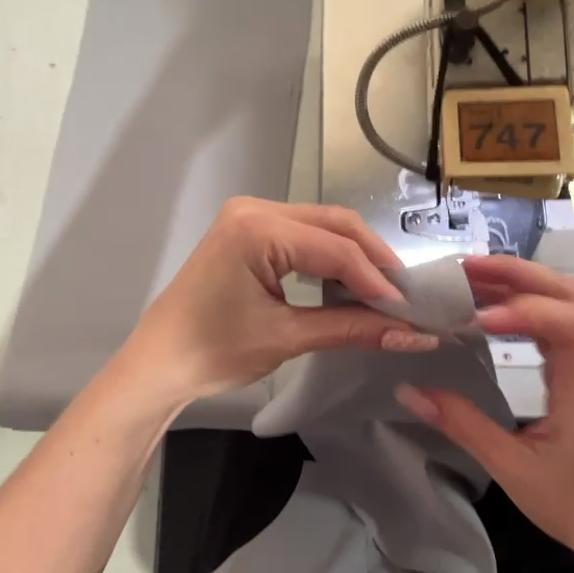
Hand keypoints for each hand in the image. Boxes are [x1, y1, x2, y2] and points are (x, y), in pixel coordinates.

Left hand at [114, 197, 439, 405]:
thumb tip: (414, 335)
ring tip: (382, 293)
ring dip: (353, 256)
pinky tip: (348, 284)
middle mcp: (253, 209)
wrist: (158, 363)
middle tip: (405, 298)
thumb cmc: (214, 351)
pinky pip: (301, 234)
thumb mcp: (287, 338)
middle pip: (333, 224)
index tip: (411, 311)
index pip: (336, 248)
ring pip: (320, 225)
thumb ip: (352, 328)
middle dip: (372, 260)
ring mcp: (246, 216)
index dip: (377, 280)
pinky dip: (328, 256)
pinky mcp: (245, 231)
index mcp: (257, 228)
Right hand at [394, 256, 573, 572]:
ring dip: (520, 283)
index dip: (528, 309)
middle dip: (518, 275)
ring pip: (567, 301)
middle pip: (571, 296)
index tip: (480, 318)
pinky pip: (560, 321)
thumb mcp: (511, 469)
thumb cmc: (572, 504)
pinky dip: (525, 304)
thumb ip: (461, 425)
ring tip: (470, 279)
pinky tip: (489, 309)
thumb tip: (409, 390)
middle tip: (463, 270)